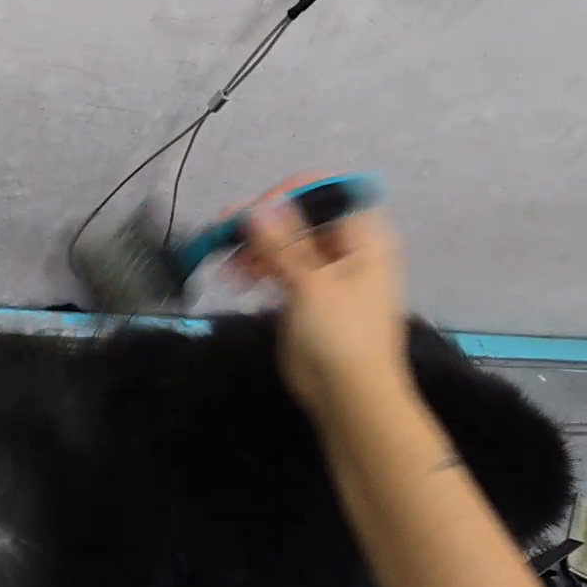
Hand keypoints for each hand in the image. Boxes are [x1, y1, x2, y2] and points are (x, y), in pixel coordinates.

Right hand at [229, 174, 411, 421]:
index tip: (251, 215)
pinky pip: (279, 268)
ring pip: (284, 243)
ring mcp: (327, 271)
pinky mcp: (307, 294)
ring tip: (227, 272)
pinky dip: (257, 270)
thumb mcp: (311, 284)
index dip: (287, 195)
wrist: (349, 395)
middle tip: (222, 239)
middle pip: (299, 217)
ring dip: (252, 251)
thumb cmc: (341, 336)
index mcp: (364, 237)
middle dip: (260, 226)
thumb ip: (282, 243)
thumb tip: (257, 206)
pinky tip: (240, 284)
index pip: (326, 191)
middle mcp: (348, 247)